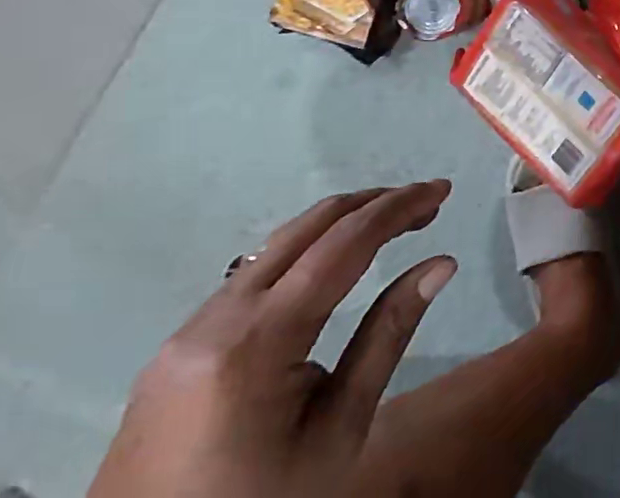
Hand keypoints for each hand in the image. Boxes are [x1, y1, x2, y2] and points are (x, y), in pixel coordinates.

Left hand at [89, 181, 456, 497]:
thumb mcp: (340, 431)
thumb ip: (387, 337)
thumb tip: (440, 265)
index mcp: (258, 341)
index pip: (343, 245)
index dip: (398, 208)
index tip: (442, 189)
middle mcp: (217, 317)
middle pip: (307, 228)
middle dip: (372, 203)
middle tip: (426, 201)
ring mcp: (188, 328)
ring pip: (276, 245)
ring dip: (338, 224)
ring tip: (390, 224)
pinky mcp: (178, 344)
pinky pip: (251, 275)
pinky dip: (303, 254)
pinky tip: (330, 266)